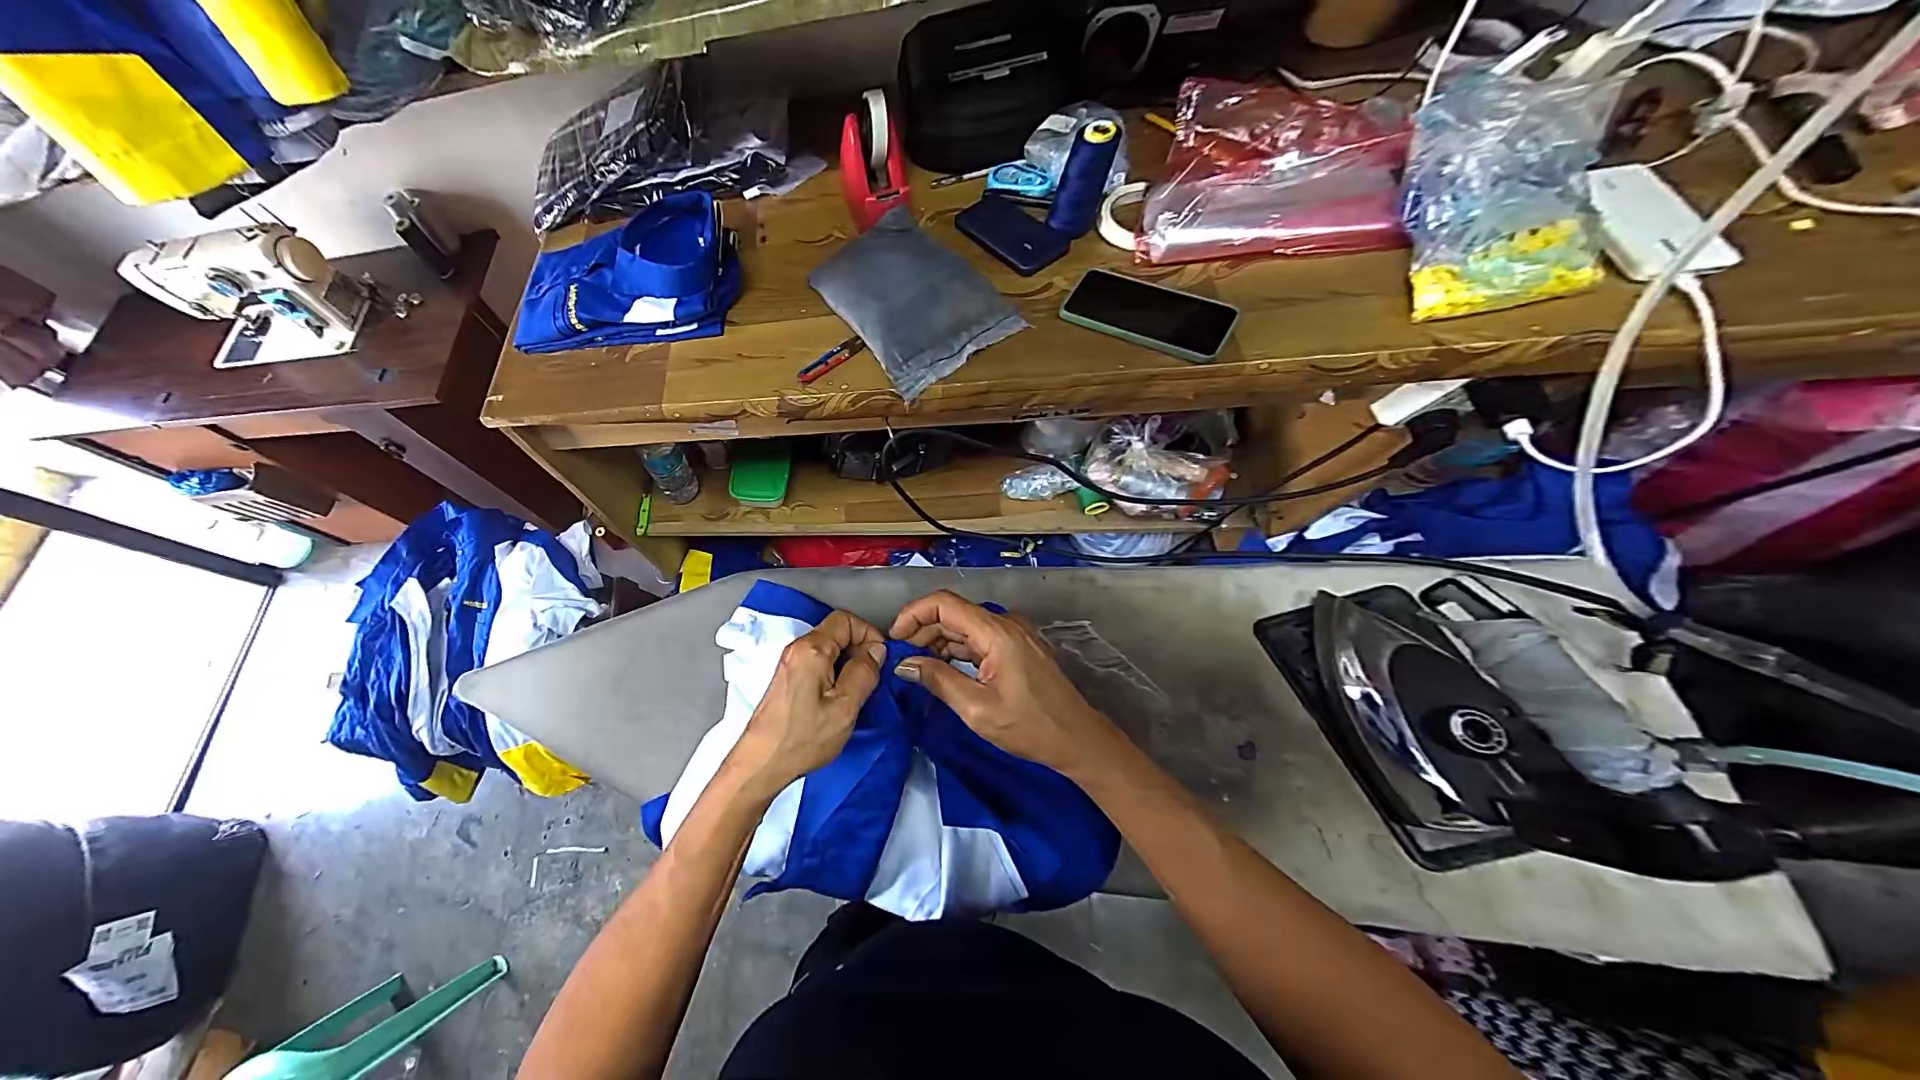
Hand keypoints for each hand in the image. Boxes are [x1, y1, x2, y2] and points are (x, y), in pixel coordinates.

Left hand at [732, 611, 887, 793]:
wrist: (762, 764)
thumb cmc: (802, 739)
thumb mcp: (846, 707)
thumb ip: (865, 672)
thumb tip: (876, 652)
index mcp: (811, 650)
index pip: (846, 619)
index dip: (869, 633)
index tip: (881, 657)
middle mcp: (796, 650)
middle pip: (836, 632)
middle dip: (860, 648)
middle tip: (873, 676)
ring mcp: (789, 664)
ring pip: (828, 649)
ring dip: (848, 662)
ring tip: (858, 690)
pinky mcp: (787, 680)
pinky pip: (817, 663)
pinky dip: (834, 673)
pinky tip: (840, 698)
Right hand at [888, 591, 1122, 776]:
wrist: (1077, 738)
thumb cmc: (1031, 727)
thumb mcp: (977, 709)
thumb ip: (938, 680)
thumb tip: (904, 664)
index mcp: (996, 633)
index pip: (944, 603)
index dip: (913, 614)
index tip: (894, 638)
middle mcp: (1005, 624)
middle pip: (953, 612)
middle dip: (922, 630)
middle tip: (901, 658)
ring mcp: (1014, 634)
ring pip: (965, 625)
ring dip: (938, 641)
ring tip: (917, 666)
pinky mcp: (1017, 647)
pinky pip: (979, 638)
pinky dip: (957, 649)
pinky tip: (943, 668)